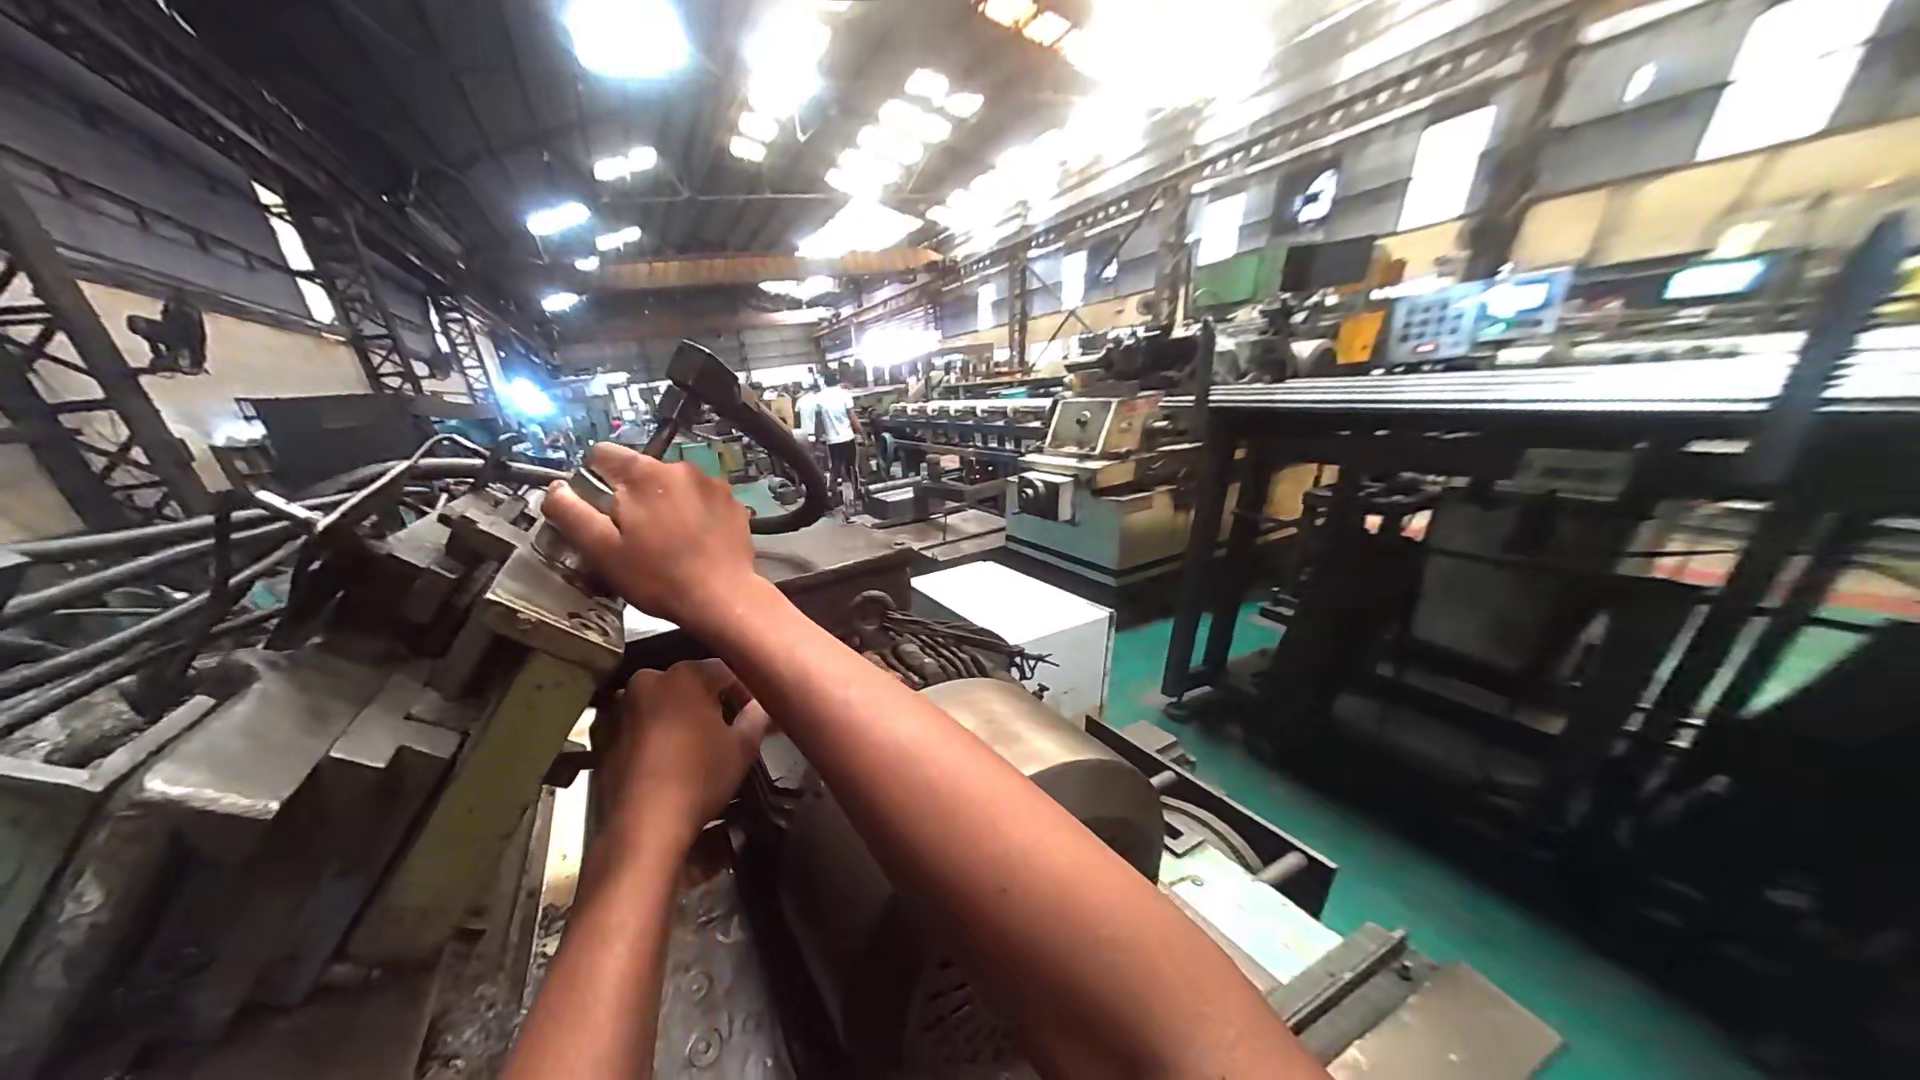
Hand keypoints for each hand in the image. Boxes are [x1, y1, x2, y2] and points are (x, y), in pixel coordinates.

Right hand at [542, 442, 758, 629]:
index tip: (598, 509)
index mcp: (643, 473)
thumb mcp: (601, 549)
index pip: (602, 454)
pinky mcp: (733, 502)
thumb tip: (556, 489)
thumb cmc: (658, 577)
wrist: (723, 596)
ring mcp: (712, 484)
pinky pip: (703, 499)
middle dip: (632, 496)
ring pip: (674, 486)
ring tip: (667, 542)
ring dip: (666, 504)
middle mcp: (681, 468)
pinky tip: (694, 542)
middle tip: (634, 536)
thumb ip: (571, 513)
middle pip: (641, 472)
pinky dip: (694, 513)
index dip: (592, 479)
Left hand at [594, 660, 770, 848]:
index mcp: (685, 676)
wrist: (643, 825)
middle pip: (689, 683)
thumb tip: (759, 705)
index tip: (752, 714)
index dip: (744, 692)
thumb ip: (755, 717)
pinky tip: (664, 755)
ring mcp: (620, 707)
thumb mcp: (743, 748)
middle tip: (725, 727)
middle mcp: (648, 680)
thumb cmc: (699, 777)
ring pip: (661, 702)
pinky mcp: (601, 734)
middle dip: (709, 700)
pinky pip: (636, 723)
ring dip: (678, 714)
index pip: (725, 672)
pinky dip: (651, 731)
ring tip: (694, 742)